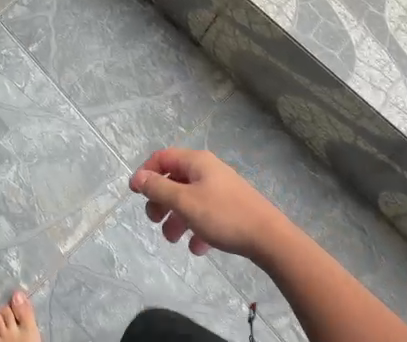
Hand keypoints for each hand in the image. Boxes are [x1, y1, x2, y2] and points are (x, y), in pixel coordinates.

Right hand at [130, 147, 290, 259]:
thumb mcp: (184, 202)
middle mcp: (208, 171)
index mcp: (196, 162)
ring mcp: (222, 190)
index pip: (162, 158)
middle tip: (154, 220)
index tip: (135, 194)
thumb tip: (138, 177)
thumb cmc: (223, 215)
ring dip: (176, 218)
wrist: (271, 240)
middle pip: (175, 180)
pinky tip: (197, 248)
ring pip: (190, 200)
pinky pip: (207, 214)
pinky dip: (197, 228)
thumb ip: (158, 188)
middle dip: (161, 200)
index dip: (146, 173)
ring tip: (172, 240)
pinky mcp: (233, 210)